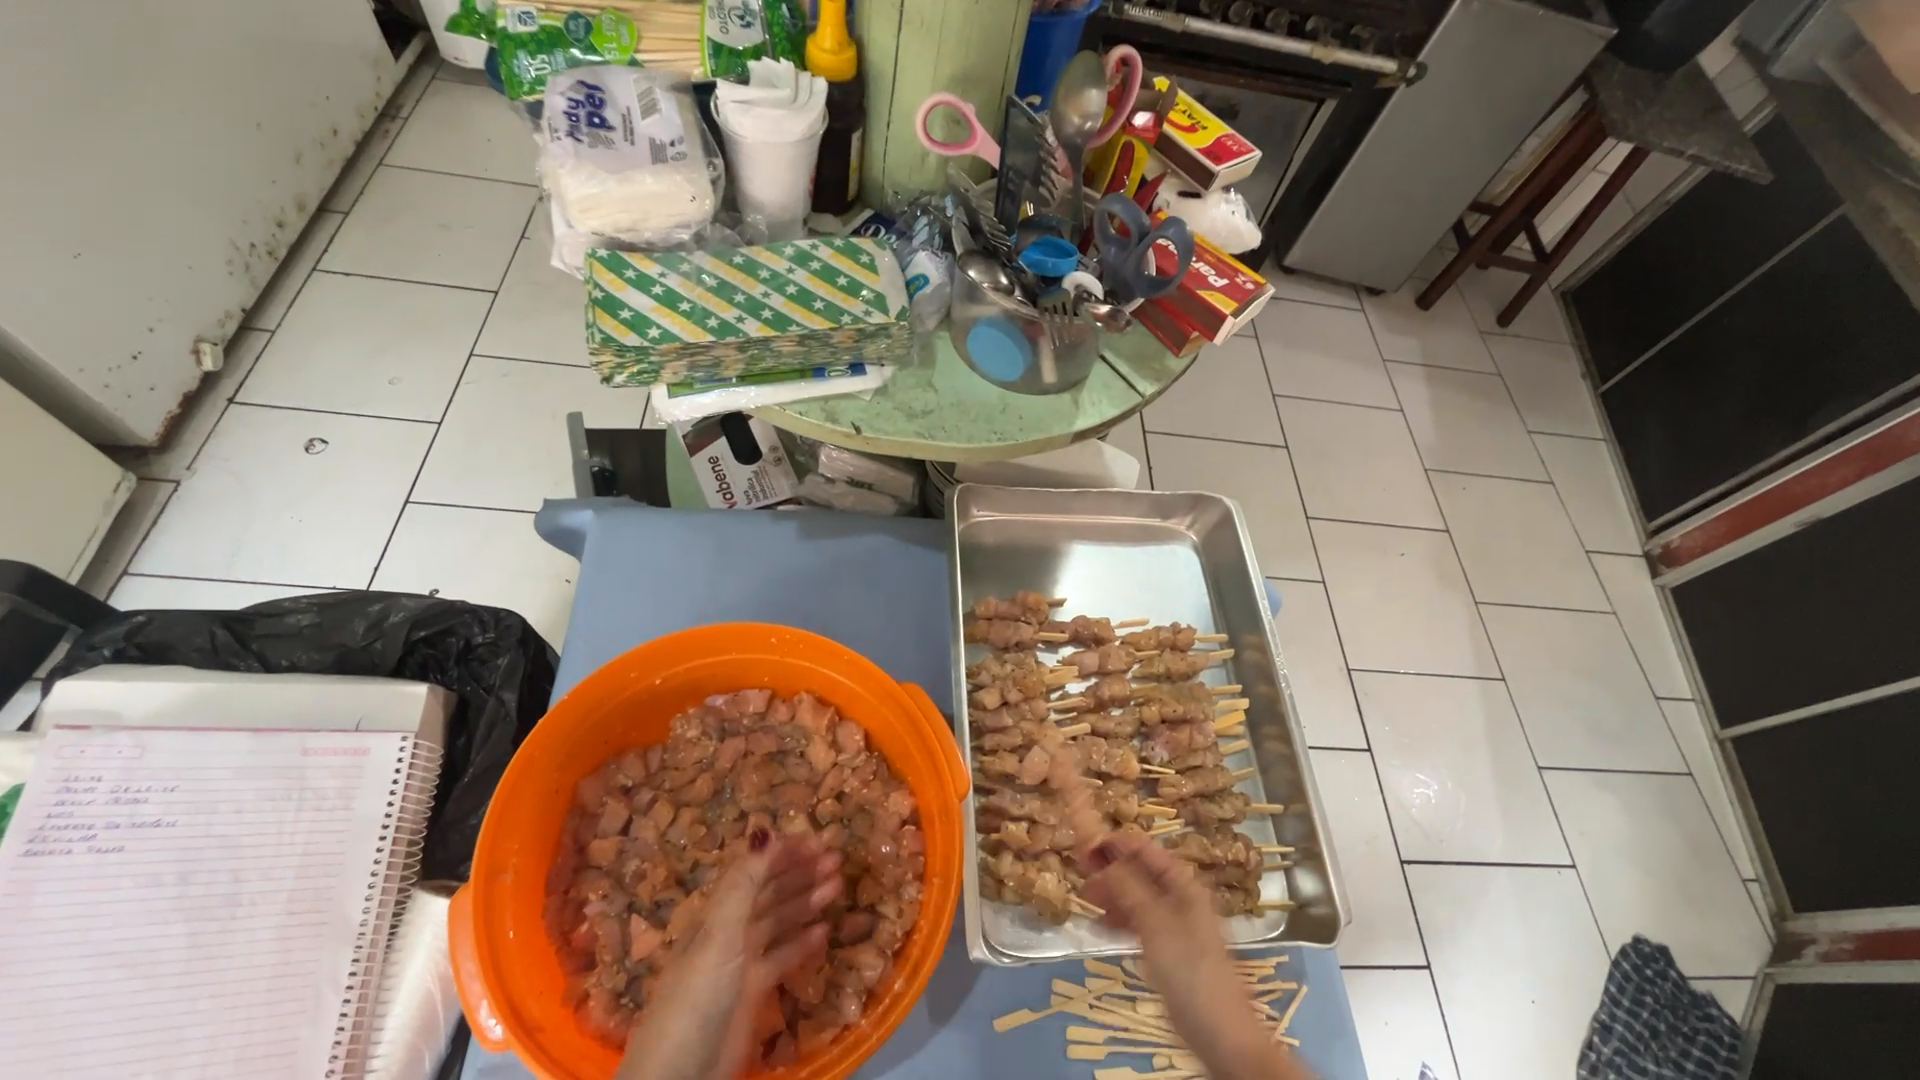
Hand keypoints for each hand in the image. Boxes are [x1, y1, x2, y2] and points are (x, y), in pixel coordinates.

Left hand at [616, 830, 842, 1079]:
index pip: (753, 870)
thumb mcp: (719, 935)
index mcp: (716, 913)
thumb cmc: (698, 997)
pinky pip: (782, 957)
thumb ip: (743, 885)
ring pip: (778, 921)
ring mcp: (741, 963)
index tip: (818, 839)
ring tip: (838, 885)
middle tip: (837, 858)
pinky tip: (824, 932)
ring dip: (806, 901)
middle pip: (768, 892)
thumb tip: (764, 831)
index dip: (783, 852)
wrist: (681, 1074)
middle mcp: (729, 931)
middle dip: (800, 872)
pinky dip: (802, 942)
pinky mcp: (752, 993)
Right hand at [1084, 835, 1308, 1079]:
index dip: (1117, 844)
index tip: (1086, 845)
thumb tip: (1103, 855)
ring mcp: (1174, 925)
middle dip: (1111, 870)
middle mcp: (1180, 899)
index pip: (1147, 851)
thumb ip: (1129, 888)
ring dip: (1113, 895)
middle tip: (1080, 873)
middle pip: (1141, 873)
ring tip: (1086, 900)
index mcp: (1184, 886)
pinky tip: (1101, 927)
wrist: (1221, 1033)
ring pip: (1138, 898)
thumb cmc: (1190, 971)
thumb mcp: (1156, 924)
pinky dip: (1121, 920)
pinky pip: (1139, 923)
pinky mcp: (1168, 950)